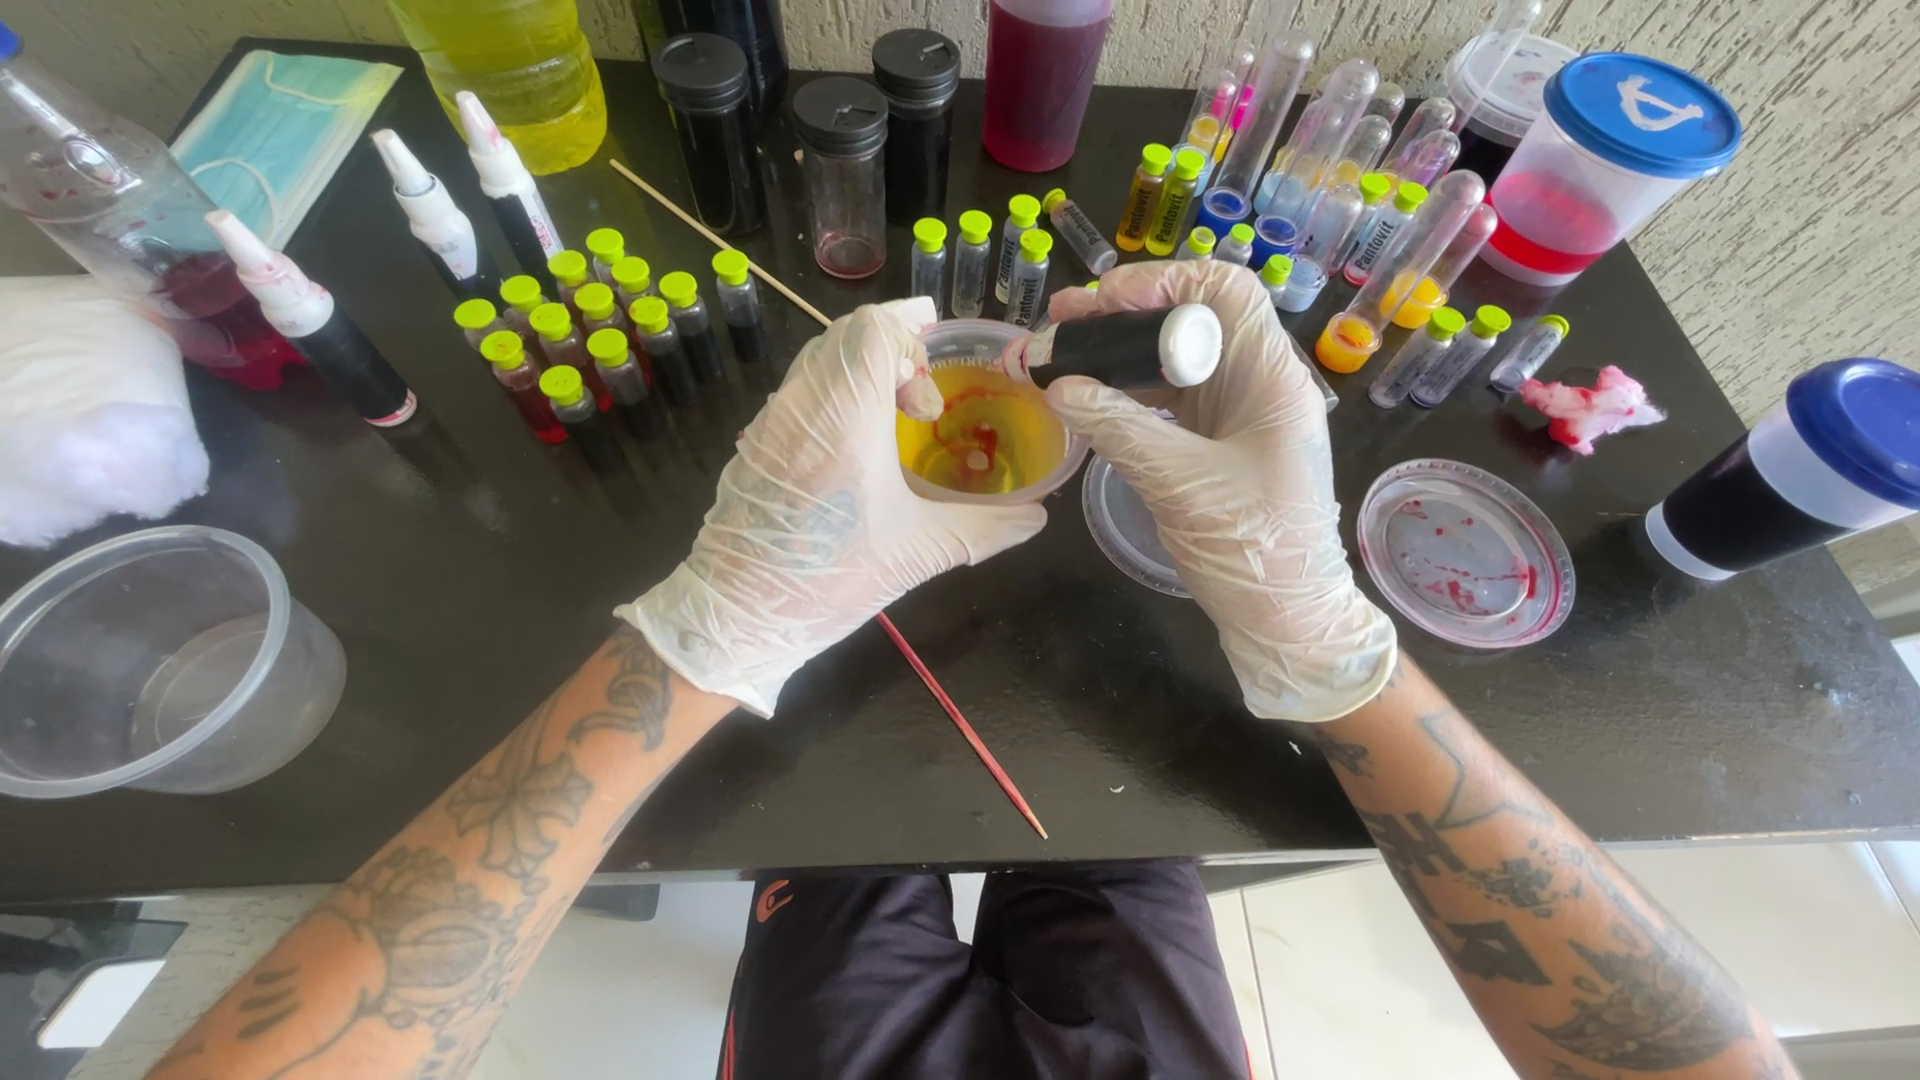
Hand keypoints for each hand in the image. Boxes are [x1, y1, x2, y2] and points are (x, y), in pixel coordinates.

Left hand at [618, 298, 1046, 715]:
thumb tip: (1037, 518)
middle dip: (892, 348)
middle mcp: (801, 405)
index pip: (871, 329)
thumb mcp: (918, 553)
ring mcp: (770, 423)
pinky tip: (856, 442)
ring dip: (861, 371)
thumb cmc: (830, 579)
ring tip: (896, 417)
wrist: (736, 616)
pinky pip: (799, 392)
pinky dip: (834, 393)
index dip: (909, 333)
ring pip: (817, 361)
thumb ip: (985, 528)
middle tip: (924, 399)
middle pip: (843, 335)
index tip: (933, 380)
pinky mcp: (755, 445)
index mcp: (844, 418)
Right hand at [1045, 260, 1394, 721]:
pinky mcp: (1212, 444)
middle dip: (1122, 316)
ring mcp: (1232, 415)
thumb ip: (1120, 430)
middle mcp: (1254, 384)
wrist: (1286, 618)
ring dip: (1116, 354)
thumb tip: (1057, 387)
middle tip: (1059, 324)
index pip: (1223, 292)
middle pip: (1189, 321)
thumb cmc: (1254, 551)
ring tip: (1059, 357)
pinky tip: (1085, 399)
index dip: (1161, 281)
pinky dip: (1123, 395)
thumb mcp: (1183, 487)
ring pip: (1171, 361)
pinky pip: (1164, 402)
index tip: (1100, 302)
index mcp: (1269, 379)